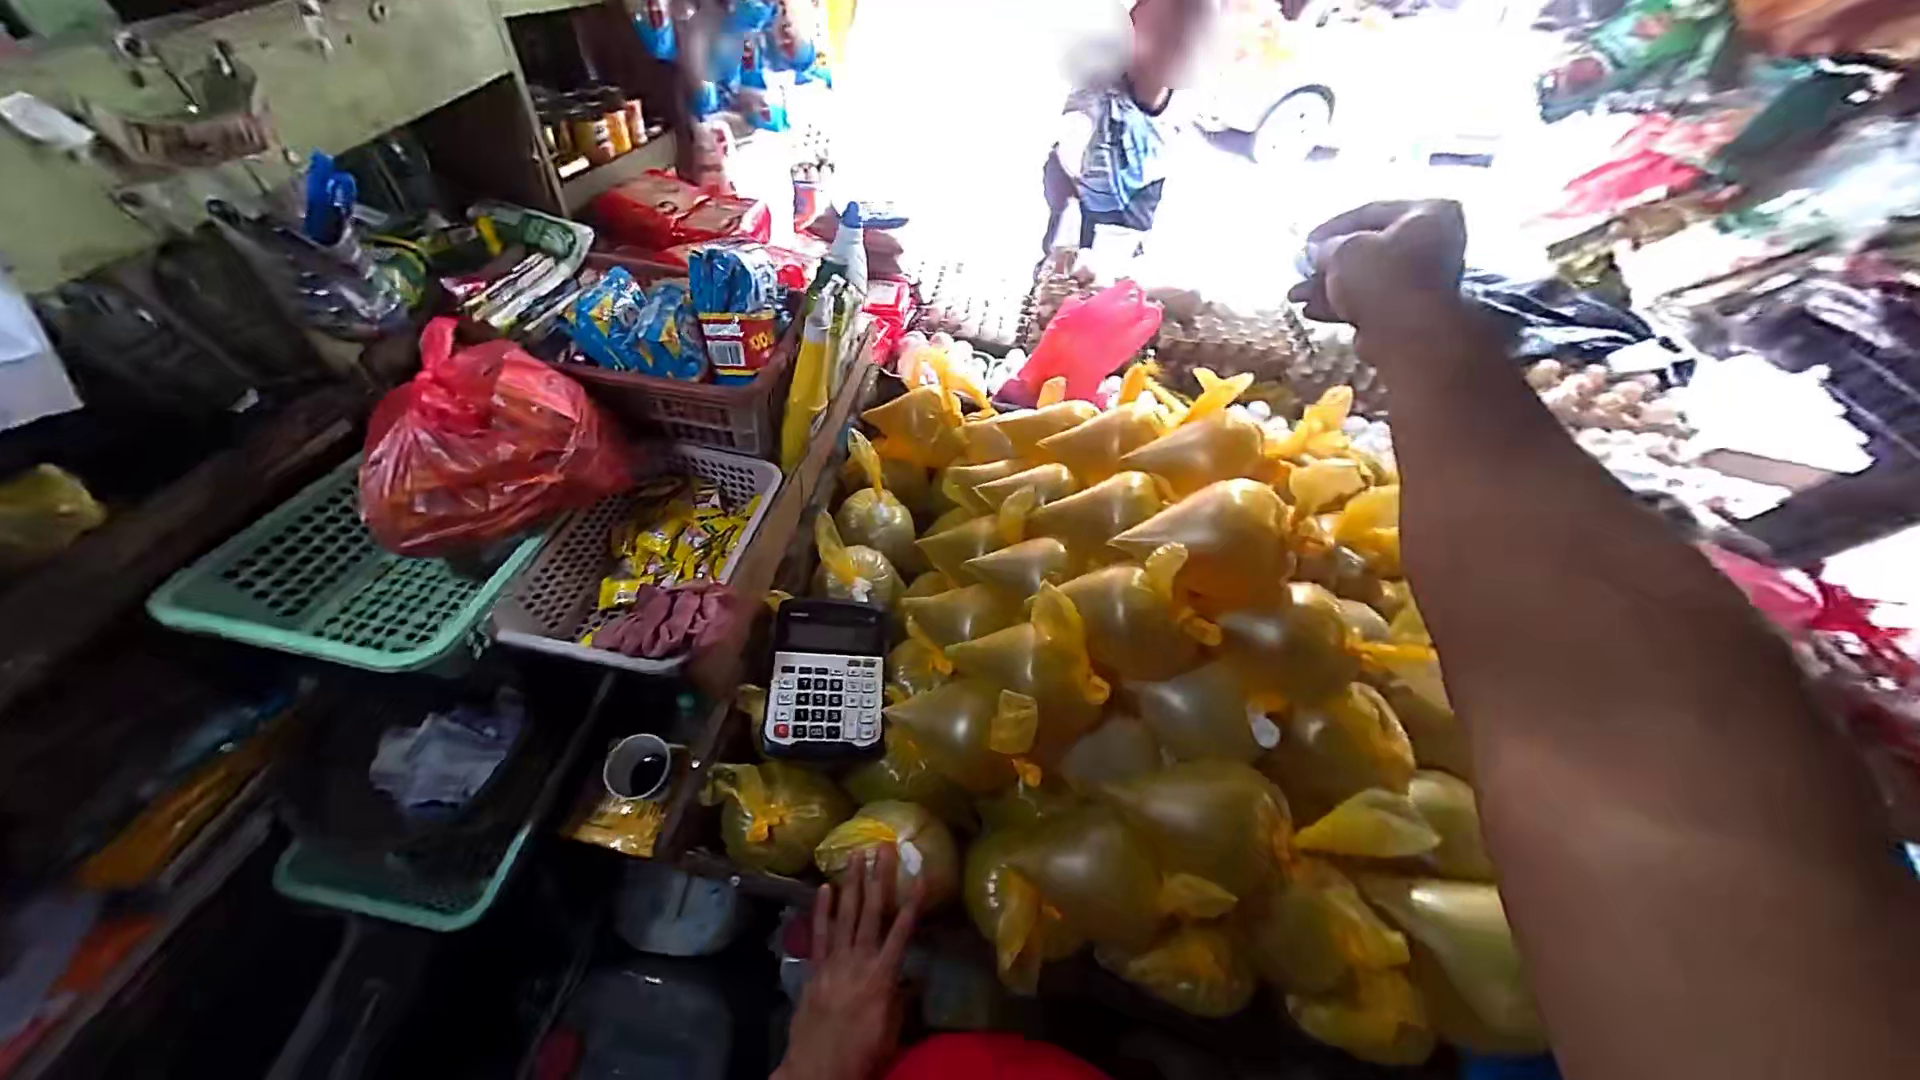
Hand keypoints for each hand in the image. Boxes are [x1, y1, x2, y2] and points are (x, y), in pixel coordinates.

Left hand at [774, 847, 924, 1079]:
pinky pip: (819, 933)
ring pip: (845, 914)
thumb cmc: (861, 1054)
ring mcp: (834, 961)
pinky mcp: (815, 968)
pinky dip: (822, 909)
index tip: (921, 875)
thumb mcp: (891, 1032)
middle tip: (883, 847)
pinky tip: (825, 887)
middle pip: (871, 911)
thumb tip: (912, 976)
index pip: (902, 931)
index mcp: (882, 976)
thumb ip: (901, 999)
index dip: (913, 902)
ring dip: (852, 882)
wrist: (816, 1074)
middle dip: (879, 877)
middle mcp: (859, 960)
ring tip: (856, 854)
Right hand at [1288, 200, 1468, 338]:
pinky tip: (1311, 309)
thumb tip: (1316, 250)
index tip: (1306, 241)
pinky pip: (1366, 300)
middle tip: (1301, 269)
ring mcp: (1418, 279)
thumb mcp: (1343, 251)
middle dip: (1326, 262)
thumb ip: (1326, 246)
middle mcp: (1430, 242)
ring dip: (1327, 286)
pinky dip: (1338, 304)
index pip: (1371, 212)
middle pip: (1367, 248)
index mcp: (1427, 214)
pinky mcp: (1404, 310)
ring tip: (1296, 295)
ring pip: (1362, 278)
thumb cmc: (1380, 277)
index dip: (1332, 227)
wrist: (1404, 331)